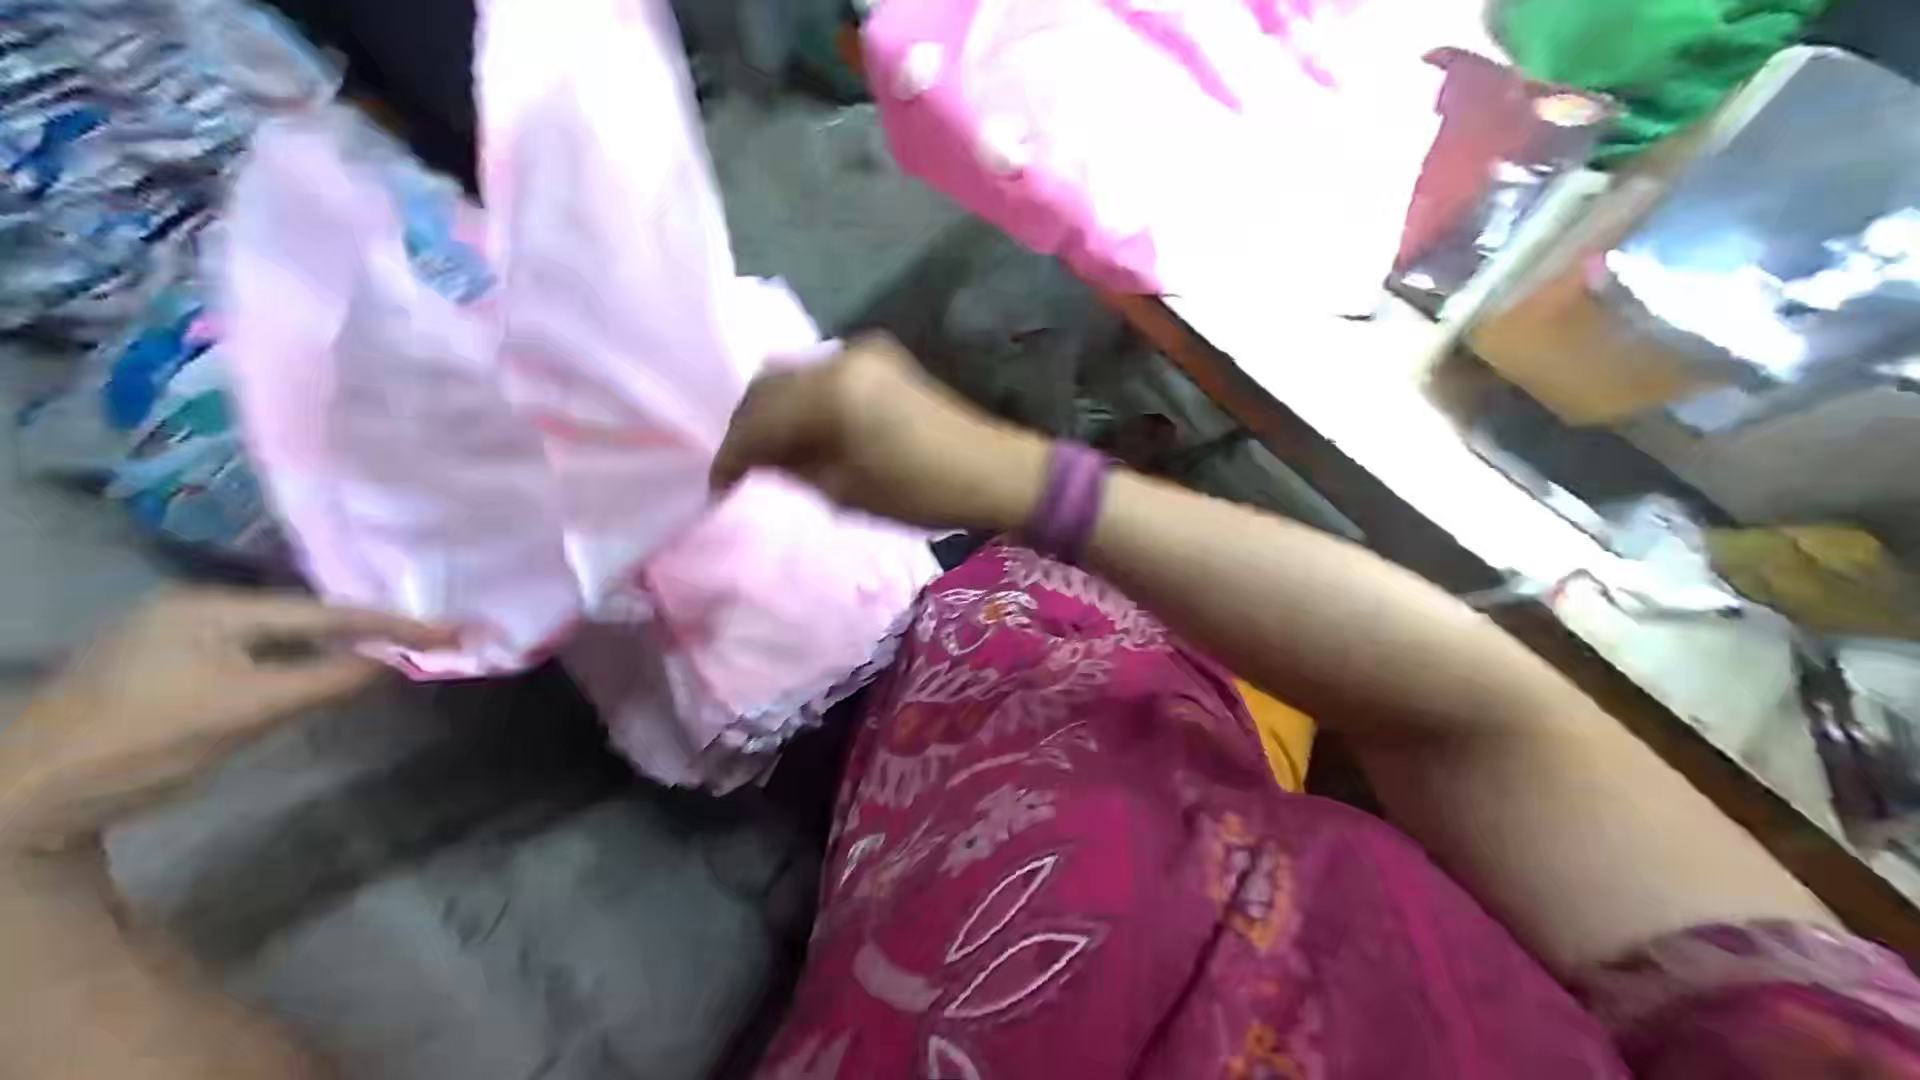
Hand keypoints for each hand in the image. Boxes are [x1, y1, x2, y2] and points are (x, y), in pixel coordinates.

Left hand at [0, 589, 451, 849]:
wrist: (23, 802)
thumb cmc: (141, 746)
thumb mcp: (249, 711)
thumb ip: (333, 679)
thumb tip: (400, 660)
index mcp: (210, 608)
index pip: (325, 612)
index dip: (395, 623)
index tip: (453, 630)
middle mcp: (196, 607)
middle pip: (308, 616)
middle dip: (371, 628)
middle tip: (432, 637)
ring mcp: (181, 633)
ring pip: (287, 634)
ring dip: (342, 644)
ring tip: (398, 648)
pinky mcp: (175, 662)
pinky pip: (265, 651)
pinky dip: (308, 658)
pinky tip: (334, 665)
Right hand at [712, 333, 1049, 529]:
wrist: (994, 470)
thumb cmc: (922, 492)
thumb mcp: (848, 491)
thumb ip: (792, 467)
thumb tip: (756, 460)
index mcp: (832, 391)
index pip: (759, 417)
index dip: (731, 453)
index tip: (717, 486)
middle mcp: (841, 357)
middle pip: (769, 385)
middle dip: (748, 427)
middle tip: (739, 469)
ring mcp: (864, 352)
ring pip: (794, 377)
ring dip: (773, 412)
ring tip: (768, 455)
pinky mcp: (882, 359)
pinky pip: (822, 376)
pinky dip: (803, 403)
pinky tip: (803, 433)